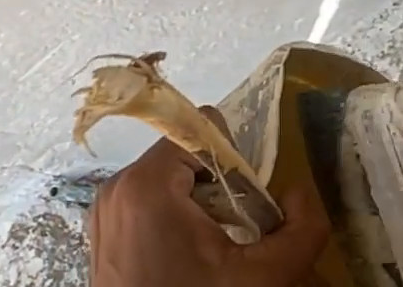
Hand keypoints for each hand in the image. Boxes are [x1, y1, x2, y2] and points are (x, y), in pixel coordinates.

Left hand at [88, 107, 329, 286]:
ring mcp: (105, 210)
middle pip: (185, 154)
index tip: (244, 202)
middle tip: (233, 230)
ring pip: (168, 178)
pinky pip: (148, 200)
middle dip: (217, 185)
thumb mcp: (261, 280)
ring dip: (198, 202)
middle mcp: (118, 187)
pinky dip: (173, 217)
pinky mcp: (102, 232)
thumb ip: (300, 230)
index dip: (233, 161)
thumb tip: (300, 192)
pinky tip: (188, 257)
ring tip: (211, 248)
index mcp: (147, 185)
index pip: (202, 131)